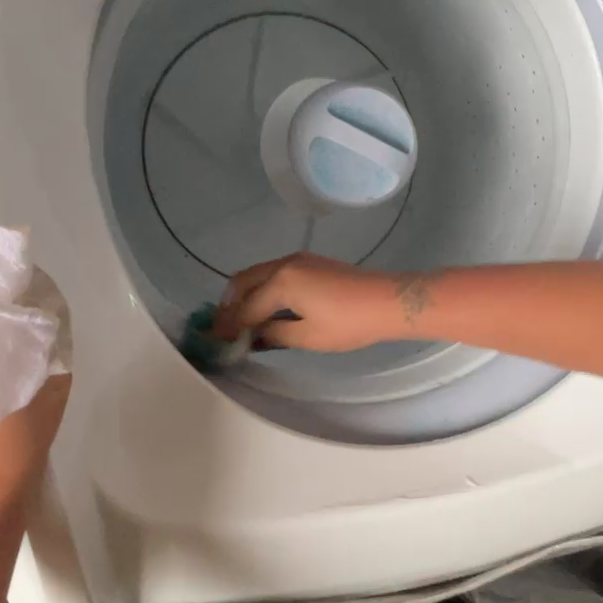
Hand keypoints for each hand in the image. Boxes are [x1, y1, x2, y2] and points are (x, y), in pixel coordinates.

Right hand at [215, 253, 436, 352]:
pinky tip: (265, 309)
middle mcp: (283, 265)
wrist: (388, 301)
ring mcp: (297, 260)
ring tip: (241, 322)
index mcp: (280, 283)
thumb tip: (251, 337)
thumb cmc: (349, 323)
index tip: (213, 341)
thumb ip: (274, 335)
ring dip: (244, 296)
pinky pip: (273, 273)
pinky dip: (261, 289)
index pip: (243, 309)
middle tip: (223, 330)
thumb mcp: (308, 337)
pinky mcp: (309, 262)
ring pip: (257, 275)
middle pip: (243, 282)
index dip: (227, 328)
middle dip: (229, 306)